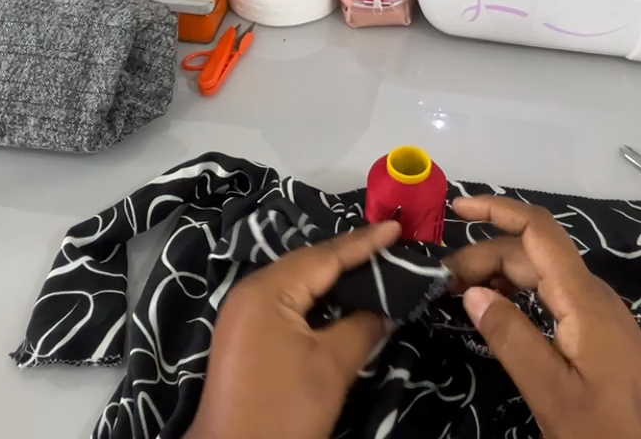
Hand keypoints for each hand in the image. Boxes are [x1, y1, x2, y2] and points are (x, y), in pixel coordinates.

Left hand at [187, 219, 402, 438]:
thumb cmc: (283, 413)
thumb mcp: (331, 368)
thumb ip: (363, 326)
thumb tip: (389, 306)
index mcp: (267, 289)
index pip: (325, 256)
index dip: (364, 242)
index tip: (397, 227)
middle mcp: (251, 289)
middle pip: (309, 263)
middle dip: (350, 254)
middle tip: (391, 244)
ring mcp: (244, 311)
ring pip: (298, 281)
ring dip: (334, 275)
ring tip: (373, 264)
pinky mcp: (245, 332)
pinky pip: (287, 299)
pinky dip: (317, 296)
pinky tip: (342, 298)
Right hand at [445, 196, 640, 438]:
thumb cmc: (613, 429)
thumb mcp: (554, 394)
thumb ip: (511, 339)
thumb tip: (473, 292)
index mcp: (581, 296)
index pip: (536, 229)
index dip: (496, 209)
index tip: (455, 210)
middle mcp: (589, 291)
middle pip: (530, 252)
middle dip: (484, 255)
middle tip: (443, 284)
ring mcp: (595, 310)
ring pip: (540, 271)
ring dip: (498, 273)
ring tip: (461, 293)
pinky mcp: (597, 330)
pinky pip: (550, 292)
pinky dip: (517, 291)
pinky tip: (498, 310)